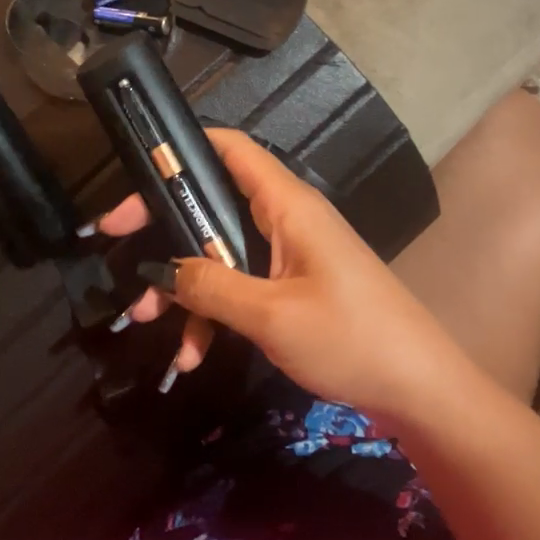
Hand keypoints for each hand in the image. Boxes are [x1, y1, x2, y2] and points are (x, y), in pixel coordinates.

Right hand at [102, 129, 469, 420]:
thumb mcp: (271, 315)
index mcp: (288, 205)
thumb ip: (211, 287)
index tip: (135, 181)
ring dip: (185, 285)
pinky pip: (242, 287)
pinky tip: (192, 356)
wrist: (420, 390)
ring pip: (222, 254)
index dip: (180, 153)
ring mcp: (292, 256)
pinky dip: (215, 314)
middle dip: (165, 232)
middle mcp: (287, 220)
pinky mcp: (295, 289)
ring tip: (146, 320)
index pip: (230, 149)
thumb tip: (162, 270)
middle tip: (118, 250)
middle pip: (214, 205)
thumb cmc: (351, 339)